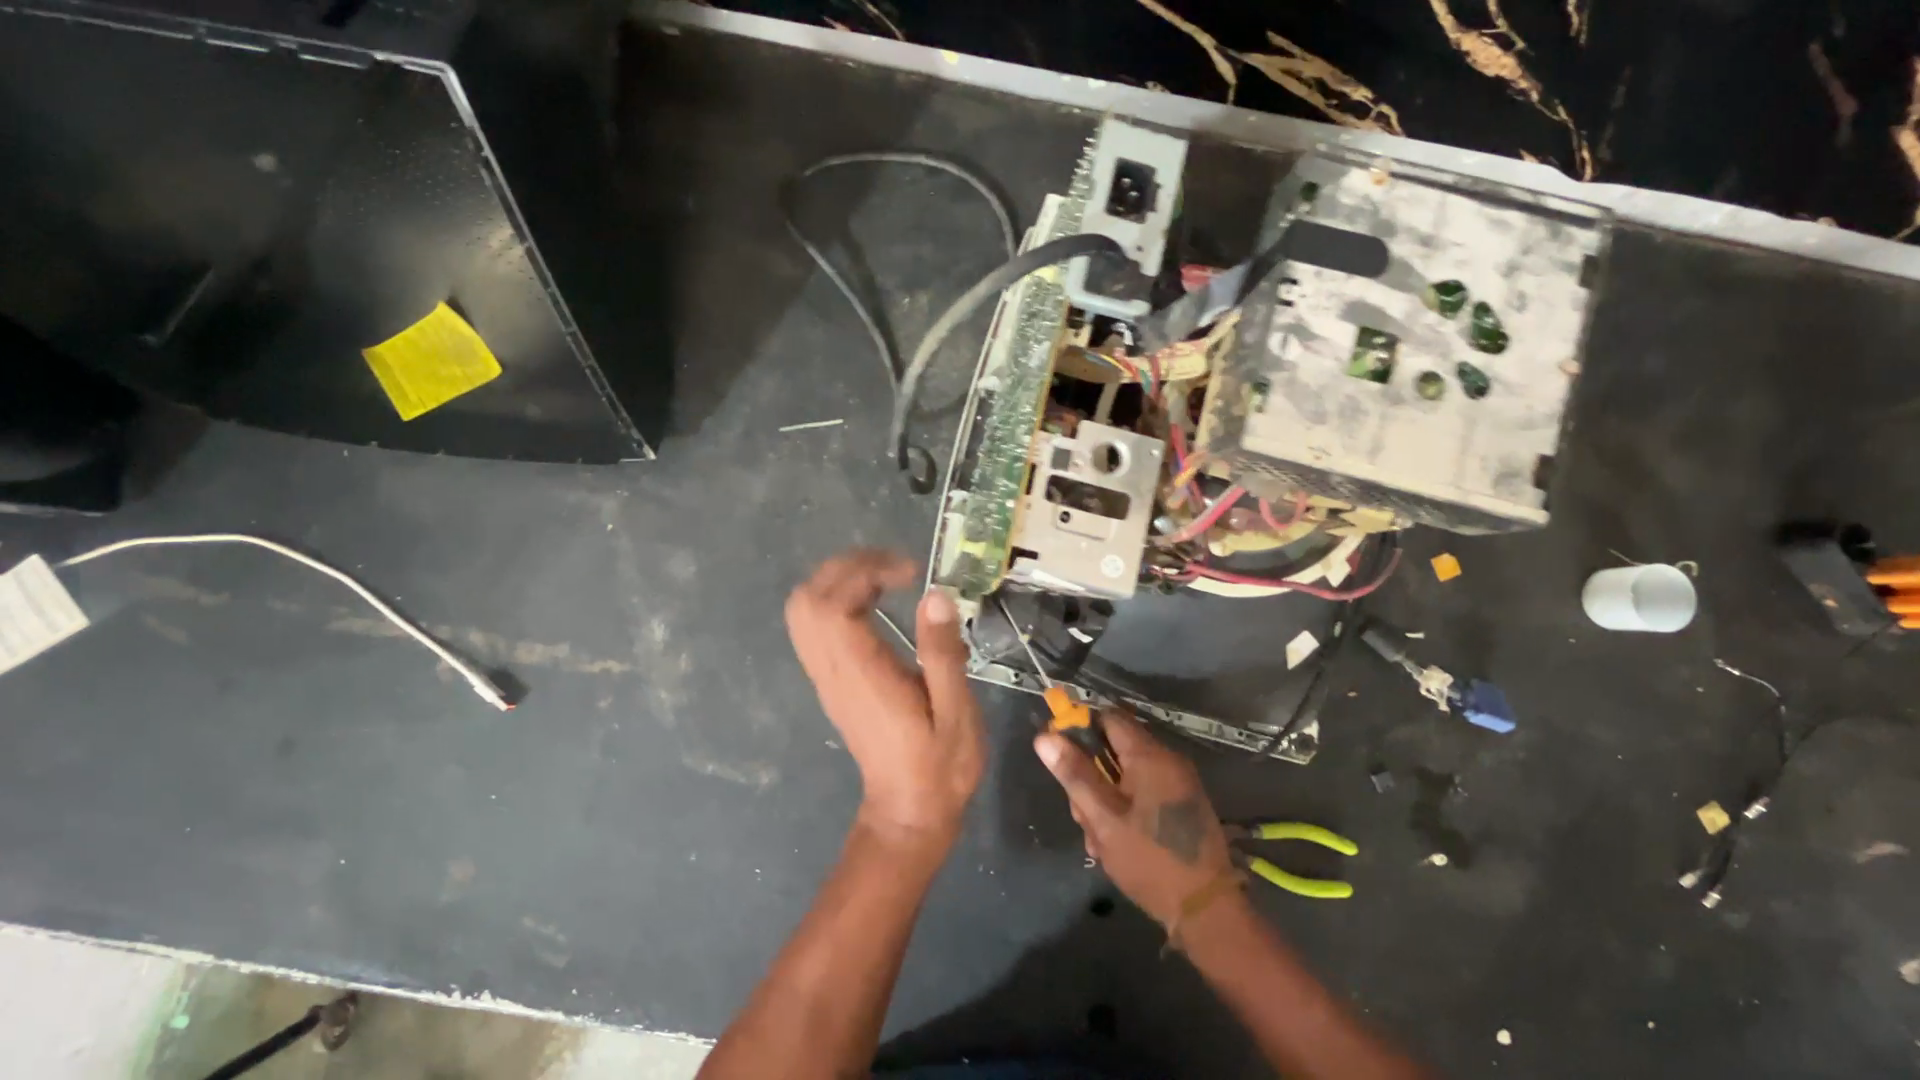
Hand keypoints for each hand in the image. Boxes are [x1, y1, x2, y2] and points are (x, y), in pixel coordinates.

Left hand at [786, 549, 984, 845]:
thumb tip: (935, 595)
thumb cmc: (940, 765)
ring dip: (839, 580)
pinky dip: (836, 599)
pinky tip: (875, 602)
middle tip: (896, 568)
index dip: (865, 572)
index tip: (911, 572)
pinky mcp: (830, 682)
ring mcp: (825, 677)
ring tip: (887, 579)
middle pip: (807, 600)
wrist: (909, 811)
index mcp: (862, 674)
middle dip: (847, 567)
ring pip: (803, 611)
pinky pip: (813, 627)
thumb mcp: (956, 711)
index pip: (832, 605)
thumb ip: (942, 653)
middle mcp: (833, 671)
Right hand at [1035, 712, 1235, 925]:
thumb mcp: (1104, 819)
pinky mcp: (1181, 805)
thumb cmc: (1149, 860)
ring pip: (1125, 776)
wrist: (1205, 908)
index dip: (1079, 727)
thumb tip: (1045, 737)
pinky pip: (1143, 793)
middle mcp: (1168, 760)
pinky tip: (1115, 843)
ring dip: (1104, 801)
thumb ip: (1075, 775)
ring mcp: (1178, 783)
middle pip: (1115, 749)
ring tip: (1098, 840)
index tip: (1058, 753)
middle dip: (1090, 777)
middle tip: (1081, 815)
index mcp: (1150, 756)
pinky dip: (1124, 811)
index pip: (1109, 717)